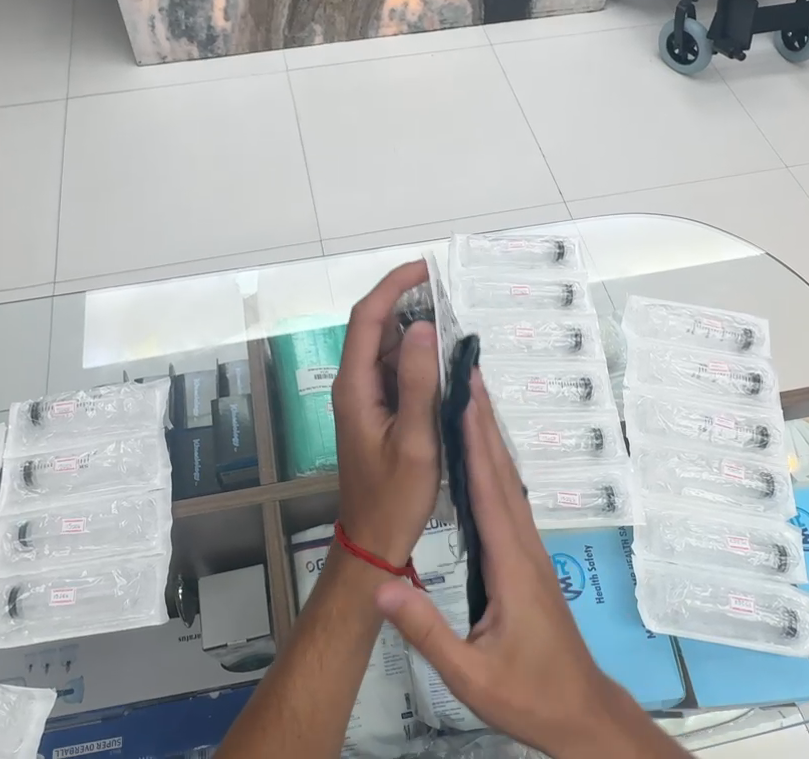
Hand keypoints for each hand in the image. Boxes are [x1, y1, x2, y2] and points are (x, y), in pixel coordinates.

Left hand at [331, 260, 441, 565]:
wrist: (373, 539)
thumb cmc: (394, 496)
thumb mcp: (415, 440)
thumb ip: (417, 383)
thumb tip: (422, 326)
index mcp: (355, 385)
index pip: (367, 317)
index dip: (393, 285)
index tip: (425, 268)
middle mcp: (354, 383)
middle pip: (375, 326)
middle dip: (407, 301)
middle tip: (449, 292)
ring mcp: (364, 397)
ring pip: (386, 347)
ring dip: (415, 330)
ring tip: (454, 321)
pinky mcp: (377, 410)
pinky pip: (395, 370)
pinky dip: (418, 358)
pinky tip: (445, 361)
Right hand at [372, 371, 676, 758]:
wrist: (582, 713)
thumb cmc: (529, 694)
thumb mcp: (470, 675)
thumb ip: (426, 631)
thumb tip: (380, 588)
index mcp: (510, 561)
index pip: (489, 490)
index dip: (474, 442)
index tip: (462, 396)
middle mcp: (524, 544)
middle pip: (503, 472)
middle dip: (484, 421)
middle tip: (467, 374)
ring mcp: (529, 549)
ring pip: (509, 481)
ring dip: (490, 437)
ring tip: (471, 399)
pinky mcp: (527, 557)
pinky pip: (509, 498)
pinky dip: (494, 465)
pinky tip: (481, 459)